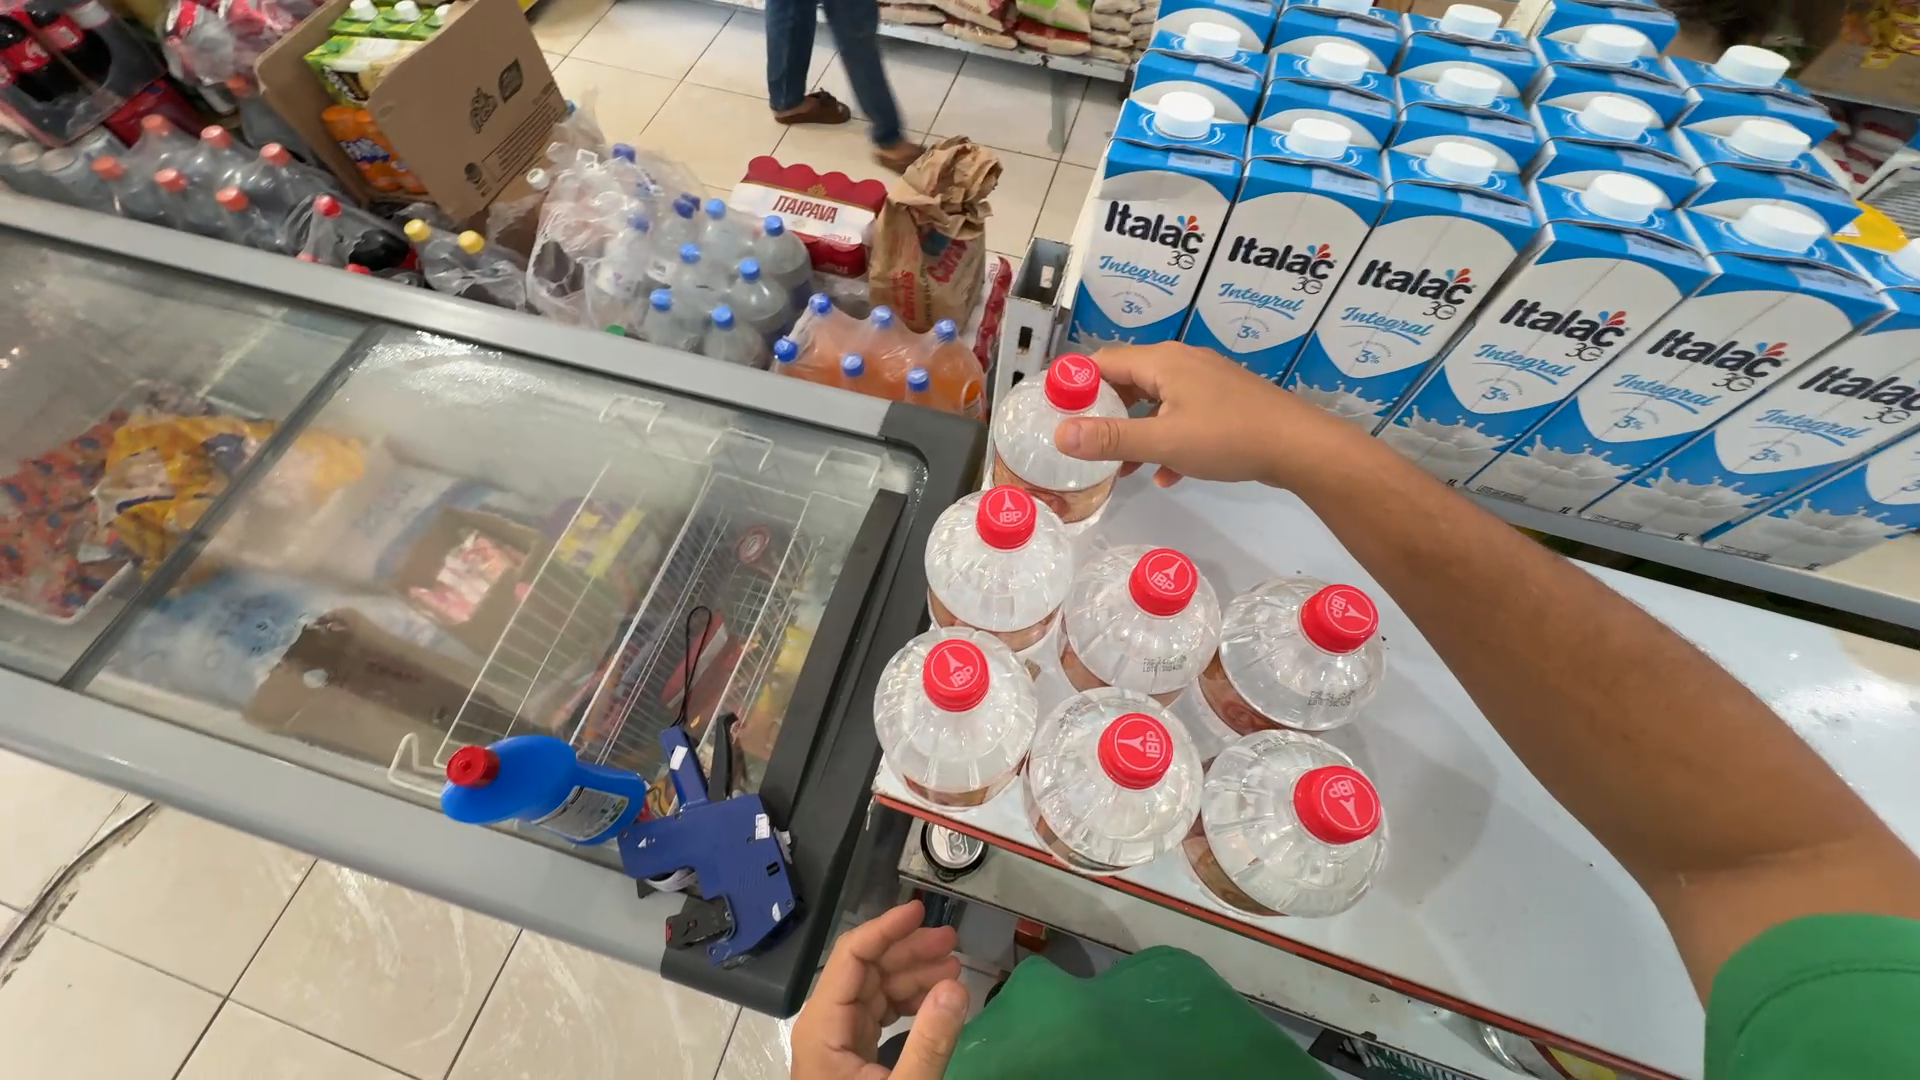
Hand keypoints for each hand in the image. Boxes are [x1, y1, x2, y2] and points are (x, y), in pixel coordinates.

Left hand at [792, 900, 968, 1079]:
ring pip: (878, 989)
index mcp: (823, 1025)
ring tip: (955, 969)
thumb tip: (957, 985)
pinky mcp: (852, 1058)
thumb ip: (929, 1041)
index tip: (920, 911)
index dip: (886, 928)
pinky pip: (882, 1014)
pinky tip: (937, 999)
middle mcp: (827, 1024)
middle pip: (868, 968)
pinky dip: (911, 1001)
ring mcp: (839, 1041)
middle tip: (953, 942)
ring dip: (915, 974)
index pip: (853, 955)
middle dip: (910, 950)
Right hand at [1051, 342, 1357, 488]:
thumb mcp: (1163, 442)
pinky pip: (1181, 417)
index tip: (1055, 414)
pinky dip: (1166, 441)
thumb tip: (1059, 435)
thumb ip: (1110, 439)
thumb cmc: (1228, 437)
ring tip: (1118, 467)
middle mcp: (1181, 363)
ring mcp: (1204, 383)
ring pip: (1154, 403)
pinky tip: (1166, 475)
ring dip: (1134, 433)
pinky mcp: (1222, 404)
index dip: (1075, 386)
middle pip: (1127, 381)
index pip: (1102, 362)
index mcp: (1162, 362)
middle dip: (1104, 414)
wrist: (1300, 447)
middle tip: (1082, 443)